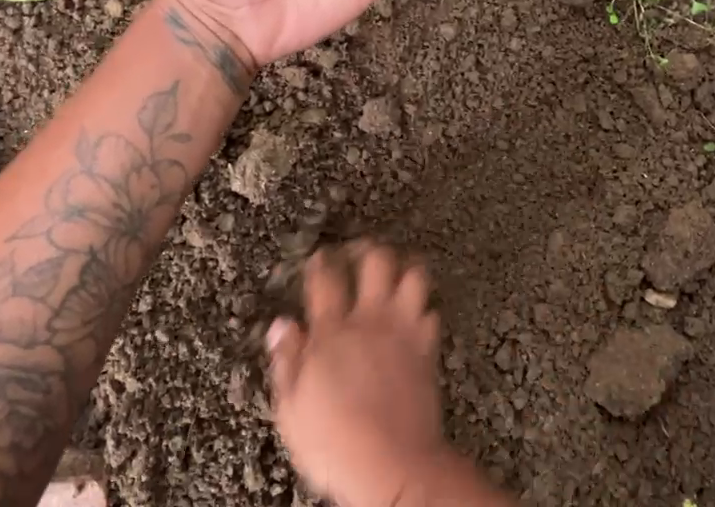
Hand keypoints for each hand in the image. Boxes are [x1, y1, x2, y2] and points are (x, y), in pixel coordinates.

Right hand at [266, 246, 448, 506]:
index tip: (319, 255)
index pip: (325, 279)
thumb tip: (281, 327)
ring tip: (397, 267)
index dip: (322, 260)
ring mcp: (404, 331)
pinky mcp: (428, 349)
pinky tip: (417, 313)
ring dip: (406, 266)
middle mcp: (371, 321)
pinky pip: (433, 312)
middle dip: (369, 248)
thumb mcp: (293, 409)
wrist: (394, 466)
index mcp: (332, 332)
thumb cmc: (336, 443)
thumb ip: (287, 361)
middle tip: (361, 249)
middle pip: (376, 260)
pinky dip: (425, 307)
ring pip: (413, 275)